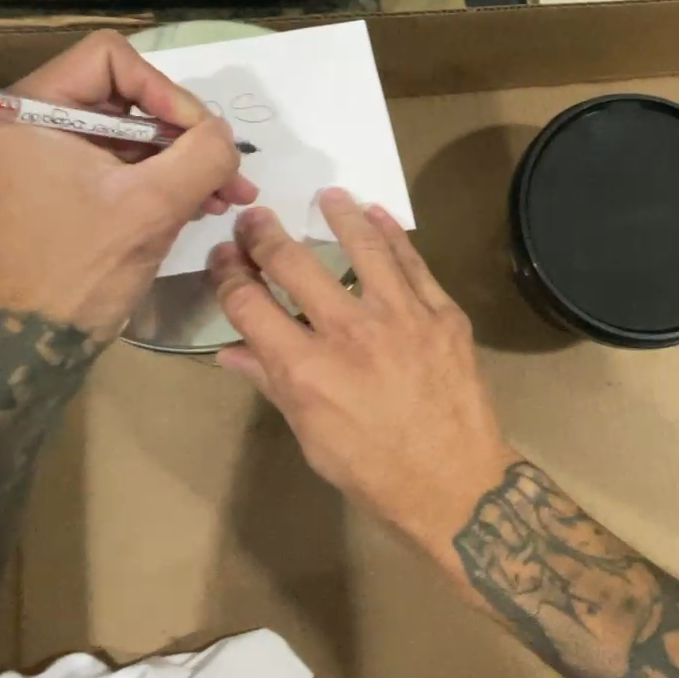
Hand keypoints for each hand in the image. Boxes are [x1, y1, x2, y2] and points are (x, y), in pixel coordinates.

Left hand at [0, 31, 257, 338]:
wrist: (40, 340)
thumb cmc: (83, 265)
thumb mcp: (154, 204)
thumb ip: (202, 154)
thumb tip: (227, 136)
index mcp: (32, 110)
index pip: (113, 59)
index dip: (166, 91)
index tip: (198, 137)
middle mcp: (39, 122)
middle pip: (134, 95)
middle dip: (189, 134)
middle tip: (230, 170)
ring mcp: (58, 155)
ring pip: (143, 132)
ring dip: (191, 160)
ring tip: (230, 194)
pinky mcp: (75, 185)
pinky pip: (134, 163)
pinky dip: (172, 179)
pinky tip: (207, 204)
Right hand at [211, 189, 516, 556]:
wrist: (455, 483)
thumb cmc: (374, 470)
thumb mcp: (311, 436)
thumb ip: (272, 383)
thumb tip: (230, 351)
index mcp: (305, 369)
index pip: (250, 305)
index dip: (229, 274)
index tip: (223, 255)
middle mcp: (349, 331)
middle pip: (297, 265)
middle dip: (266, 236)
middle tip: (256, 217)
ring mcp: (402, 317)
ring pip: (364, 248)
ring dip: (341, 215)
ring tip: (328, 194)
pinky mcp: (443, 314)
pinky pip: (414, 264)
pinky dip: (394, 236)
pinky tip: (379, 216)